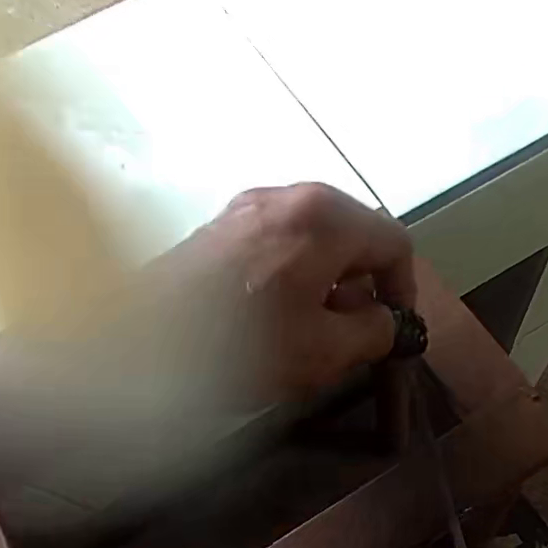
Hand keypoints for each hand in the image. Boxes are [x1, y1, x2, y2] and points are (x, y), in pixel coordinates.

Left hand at [160, 183, 416, 400]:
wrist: (142, 347)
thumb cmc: (241, 347)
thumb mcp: (326, 350)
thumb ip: (374, 332)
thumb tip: (386, 322)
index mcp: (324, 217)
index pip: (392, 241)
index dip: (404, 289)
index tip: (394, 326)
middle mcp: (287, 196)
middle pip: (353, 233)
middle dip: (364, 283)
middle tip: (356, 330)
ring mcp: (247, 207)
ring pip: (314, 238)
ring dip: (329, 281)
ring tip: (315, 329)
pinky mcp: (218, 227)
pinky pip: (277, 244)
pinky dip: (293, 275)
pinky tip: (276, 316)